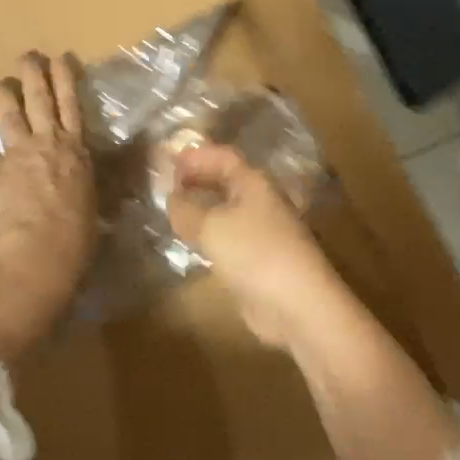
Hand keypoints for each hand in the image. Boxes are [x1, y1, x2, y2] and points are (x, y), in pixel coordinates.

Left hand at [0, 52, 96, 288]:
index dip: (66, 80)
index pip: (72, 107)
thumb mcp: (93, 203)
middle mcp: (46, 144)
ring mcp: (16, 154)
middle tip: (27, 57)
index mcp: (76, 152)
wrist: (36, 252)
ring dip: (1, 95)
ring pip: (8, 114)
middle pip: (39, 100)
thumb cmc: (76, 236)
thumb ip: (86, 185)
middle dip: (33, 75)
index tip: (61, 59)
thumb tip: (89, 184)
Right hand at [167, 146, 347, 348]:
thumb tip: (171, 196)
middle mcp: (260, 201)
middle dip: (196, 180)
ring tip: (169, 211)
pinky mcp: (257, 261)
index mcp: (254, 182)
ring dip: (200, 209)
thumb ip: (186, 209)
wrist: (296, 304)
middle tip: (163, 184)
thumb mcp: (211, 226)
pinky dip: (207, 236)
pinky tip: (188, 242)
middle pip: (225, 182)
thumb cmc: (254, 252)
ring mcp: (261, 232)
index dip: (196, 155)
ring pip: (225, 212)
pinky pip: (226, 239)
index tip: (166, 158)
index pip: (223, 157)